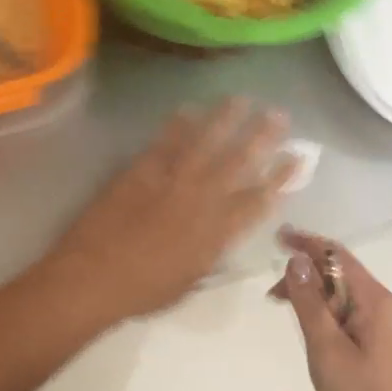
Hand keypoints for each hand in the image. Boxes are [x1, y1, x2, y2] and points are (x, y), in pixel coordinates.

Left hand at [43, 99, 295, 322]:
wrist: (94, 277)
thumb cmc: (142, 291)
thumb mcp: (188, 282)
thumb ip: (209, 256)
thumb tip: (220, 241)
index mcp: (218, 233)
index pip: (259, 199)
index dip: (280, 178)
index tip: (297, 158)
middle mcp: (202, 200)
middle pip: (239, 161)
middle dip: (263, 136)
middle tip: (280, 114)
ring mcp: (171, 181)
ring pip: (206, 142)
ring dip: (226, 119)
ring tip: (242, 99)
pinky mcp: (142, 171)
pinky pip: (166, 141)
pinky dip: (179, 124)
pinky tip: (190, 109)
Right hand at [270, 228, 391, 390]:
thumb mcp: (326, 347)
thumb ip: (310, 303)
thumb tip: (298, 260)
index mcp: (376, 301)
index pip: (338, 256)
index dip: (307, 243)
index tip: (278, 237)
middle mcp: (385, 304)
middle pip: (342, 273)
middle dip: (306, 273)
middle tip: (273, 294)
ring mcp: (387, 323)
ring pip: (345, 293)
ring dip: (314, 293)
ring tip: (284, 308)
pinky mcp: (384, 340)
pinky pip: (351, 311)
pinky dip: (326, 310)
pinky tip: (311, 325)